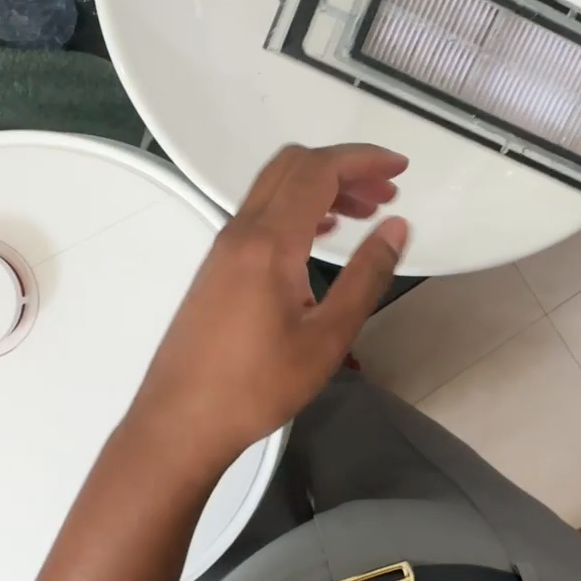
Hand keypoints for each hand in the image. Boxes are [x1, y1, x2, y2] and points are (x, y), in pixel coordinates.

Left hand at [121, 144, 408, 475]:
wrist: (180, 421)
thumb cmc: (258, 386)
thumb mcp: (328, 338)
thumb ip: (366, 276)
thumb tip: (396, 227)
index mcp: (269, 242)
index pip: (318, 170)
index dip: (364, 159)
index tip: (400, 168)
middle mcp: (241, 231)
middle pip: (293, 165)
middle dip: (345, 167)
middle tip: (386, 192)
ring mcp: (224, 247)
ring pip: (275, 188)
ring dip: (322, 186)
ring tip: (365, 212)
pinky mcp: (218, 266)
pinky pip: (262, 214)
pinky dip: (299, 208)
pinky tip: (322, 235)